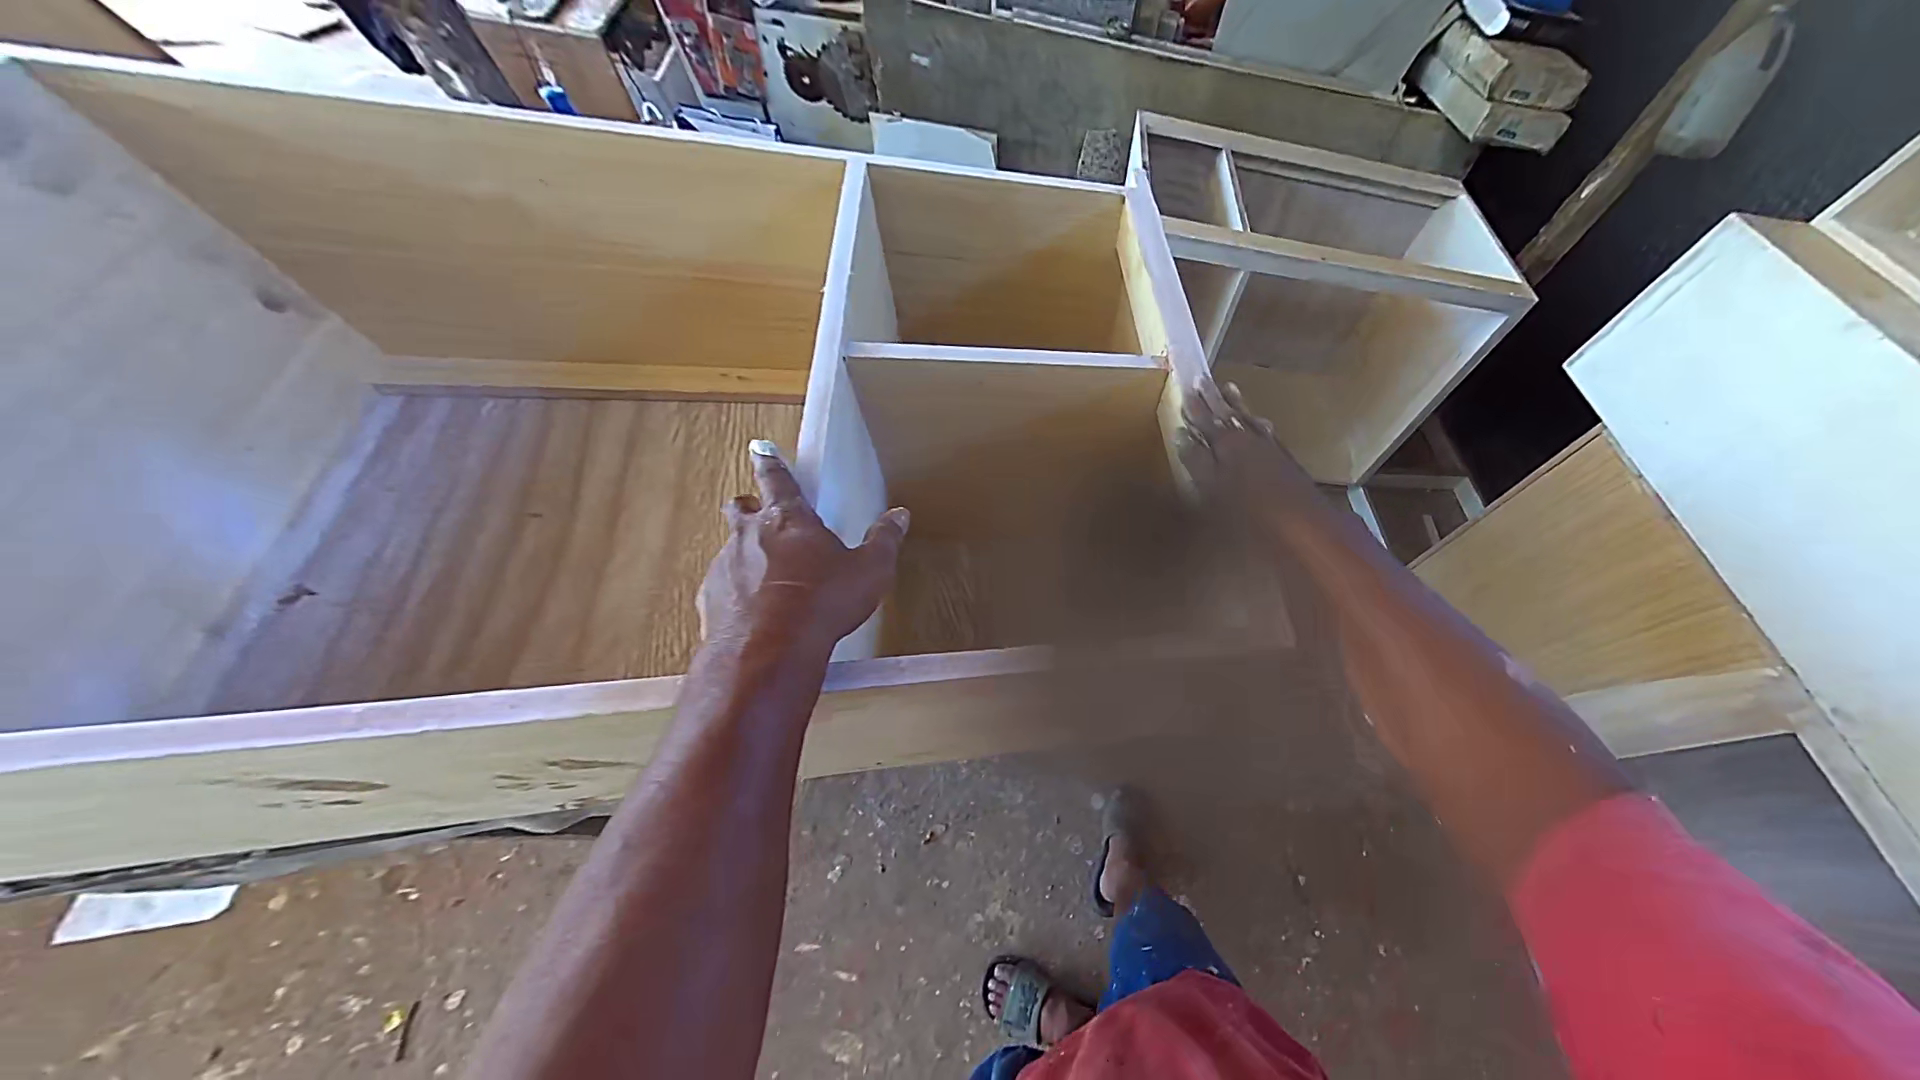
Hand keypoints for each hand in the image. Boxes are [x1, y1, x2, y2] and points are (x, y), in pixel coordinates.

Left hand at [696, 440, 909, 653]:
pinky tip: (754, 613)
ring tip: (766, 577)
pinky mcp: (711, 599)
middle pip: (741, 508)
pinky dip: (736, 593)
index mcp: (789, 519)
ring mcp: (725, 566)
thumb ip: (884, 540)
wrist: (771, 650)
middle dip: (748, 505)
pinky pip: (722, 587)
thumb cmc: (822, 602)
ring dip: (745, 555)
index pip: (778, 479)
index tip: (760, 449)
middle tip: (755, 509)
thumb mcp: (870, 570)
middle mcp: (751, 535)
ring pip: (731, 549)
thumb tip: (898, 517)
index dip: (770, 462)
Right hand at [1175, 379, 1323, 532]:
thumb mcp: (1212, 486)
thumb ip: (1196, 460)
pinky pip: (1266, 430)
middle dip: (1214, 397)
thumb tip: (1182, 435)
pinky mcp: (1284, 457)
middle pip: (1229, 412)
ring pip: (1249, 417)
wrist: (1302, 523)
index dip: (1194, 406)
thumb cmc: (1248, 509)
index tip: (1185, 389)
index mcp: (1227, 443)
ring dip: (1237, 404)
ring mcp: (1269, 445)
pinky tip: (1261, 422)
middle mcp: (1249, 437)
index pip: (1206, 418)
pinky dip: (1258, 421)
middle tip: (1203, 380)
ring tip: (1229, 388)